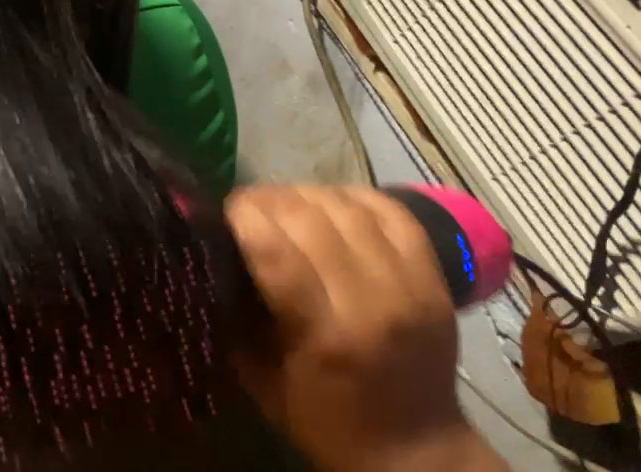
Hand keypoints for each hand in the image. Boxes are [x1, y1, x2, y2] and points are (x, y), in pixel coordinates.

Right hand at [226, 186, 506, 471]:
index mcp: (323, 335)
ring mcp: (409, 287)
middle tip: (249, 209)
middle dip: (267, 200)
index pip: (275, 249)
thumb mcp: (258, 375)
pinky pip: (390, 211)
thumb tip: (207, 245)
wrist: (414, 449)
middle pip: (309, 217)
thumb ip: (235, 310)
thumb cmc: (322, 416)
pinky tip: (330, 205)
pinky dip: (352, 197)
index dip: (242, 216)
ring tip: (286, 205)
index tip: (223, 213)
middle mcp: (371, 303)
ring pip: (346, 206)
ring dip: (305, 195)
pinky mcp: (434, 277)